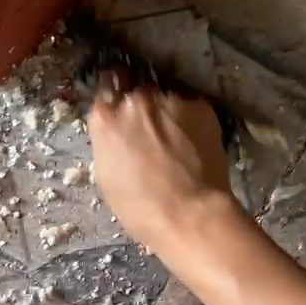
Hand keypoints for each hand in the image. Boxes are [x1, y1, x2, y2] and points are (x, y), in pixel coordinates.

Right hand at [86, 81, 235, 256]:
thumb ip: (108, 140)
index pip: (106, 90)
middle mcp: (136, 100)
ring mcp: (170, 100)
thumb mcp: (106, 175)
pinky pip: (190, 108)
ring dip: (166, 113)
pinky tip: (194, 143)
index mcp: (106, 118)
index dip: (114, 102)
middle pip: (136, 92)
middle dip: (141, 107)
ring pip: (164, 99)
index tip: (121, 111)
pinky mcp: (200, 107)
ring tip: (175, 139)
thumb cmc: (141, 207)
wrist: (190, 213)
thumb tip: (117, 130)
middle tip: (150, 130)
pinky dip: (189, 121)